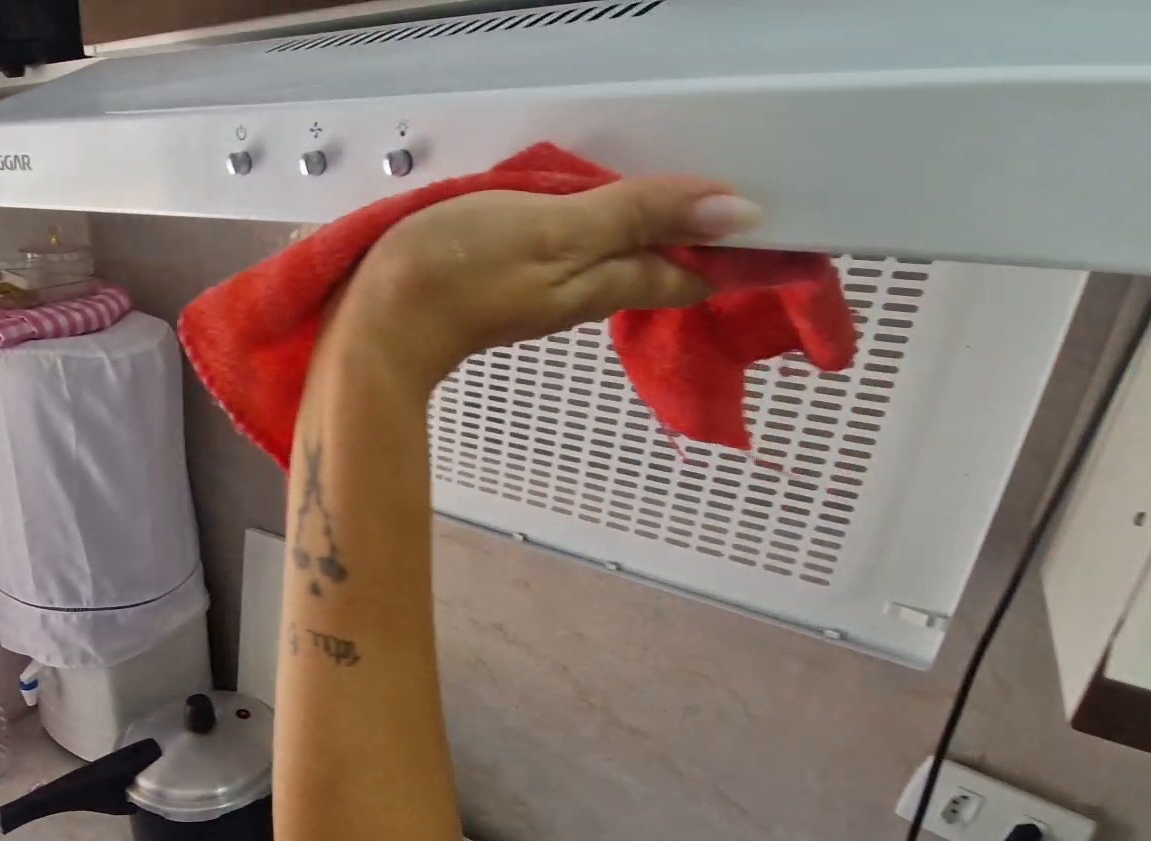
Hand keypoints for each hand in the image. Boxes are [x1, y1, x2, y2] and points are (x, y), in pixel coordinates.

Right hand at [324, 177, 761, 396]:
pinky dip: (598, 233)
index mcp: (603, 279)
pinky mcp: (509, 281)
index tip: (774, 229)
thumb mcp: (553, 228)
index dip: (731, 247)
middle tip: (735, 205)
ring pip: (613, 259)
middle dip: (696, 240)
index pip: (688, 267)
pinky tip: (594, 212)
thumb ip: (639, 214)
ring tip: (679, 202)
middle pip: (654, 266)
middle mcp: (582, 291)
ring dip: (650, 234)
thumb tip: (737, 212)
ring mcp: (544, 290)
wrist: (376, 327)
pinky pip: (572, 253)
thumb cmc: (454, 273)